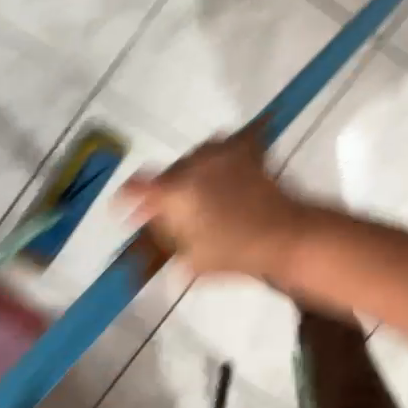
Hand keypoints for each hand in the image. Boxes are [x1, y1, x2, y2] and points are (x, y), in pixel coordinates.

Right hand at [120, 125, 311, 279]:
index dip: (127, 197)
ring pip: (194, 158)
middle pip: (168, 174)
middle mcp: (192, 165)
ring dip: (191, 172)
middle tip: (169, 209)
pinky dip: (220, 157)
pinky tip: (224, 169)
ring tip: (199, 191)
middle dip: (165, 190)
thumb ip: (171, 252)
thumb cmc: (236, 252)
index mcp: (174, 191)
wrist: (284, 234)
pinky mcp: (244, 149)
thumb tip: (161, 260)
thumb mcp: (194, 261)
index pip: (137, 187)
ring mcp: (219, 153)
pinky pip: (226, 146)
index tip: (123, 204)